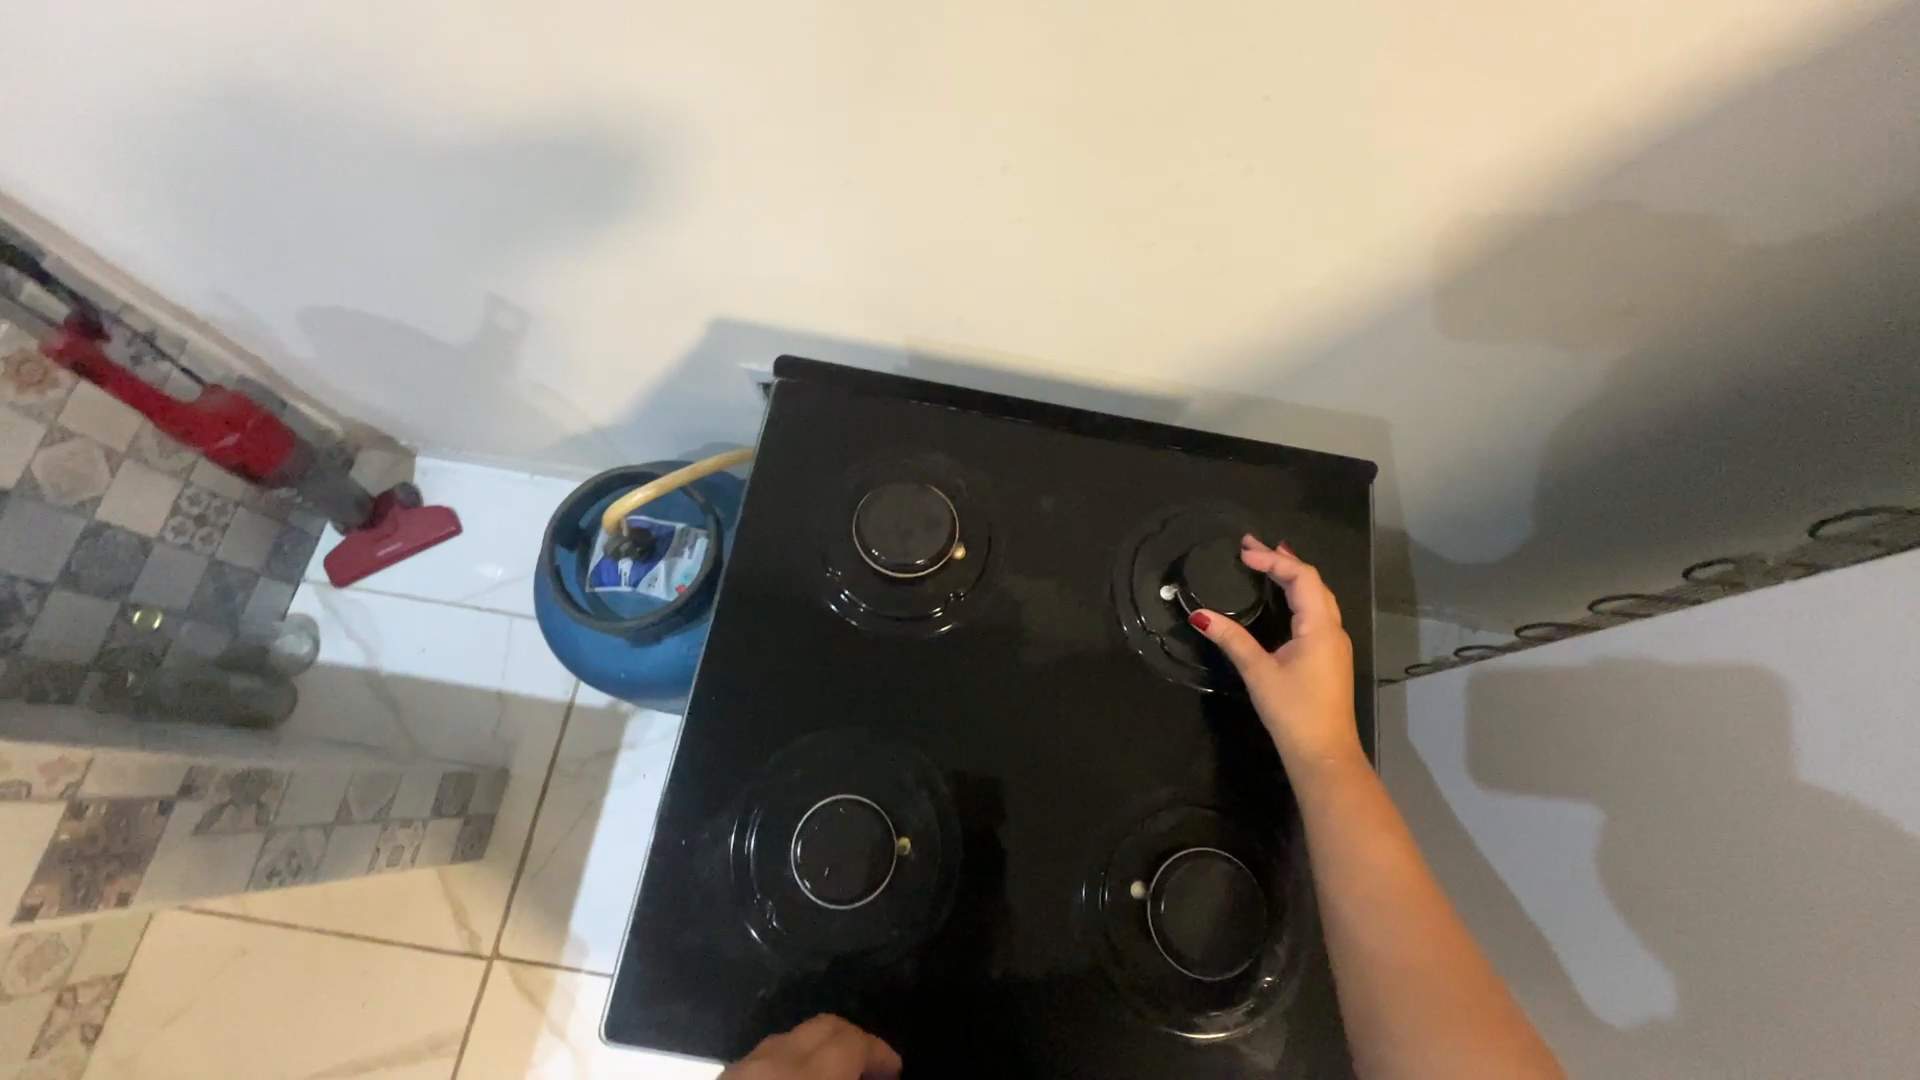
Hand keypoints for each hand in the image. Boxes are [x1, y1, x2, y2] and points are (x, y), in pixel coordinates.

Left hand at [719, 1015, 901, 1079]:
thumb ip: (849, 1073)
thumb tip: (868, 1069)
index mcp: (808, 1074)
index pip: (853, 1043)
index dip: (880, 1052)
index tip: (896, 1070)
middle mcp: (774, 1061)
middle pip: (823, 1026)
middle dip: (853, 1039)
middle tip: (873, 1068)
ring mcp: (741, 1068)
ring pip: (791, 1038)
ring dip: (821, 1049)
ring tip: (838, 1074)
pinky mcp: (723, 1077)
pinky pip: (764, 1057)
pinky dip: (789, 1063)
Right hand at [1186, 536, 1362, 774]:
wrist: (1323, 753)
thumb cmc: (1293, 711)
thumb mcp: (1258, 672)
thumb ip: (1231, 639)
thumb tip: (1200, 615)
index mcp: (1320, 627)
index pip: (1301, 577)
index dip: (1273, 560)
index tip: (1243, 553)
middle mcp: (1332, 629)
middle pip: (1312, 582)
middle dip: (1282, 560)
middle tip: (1250, 546)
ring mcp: (1333, 643)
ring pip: (1317, 597)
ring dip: (1292, 576)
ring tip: (1266, 561)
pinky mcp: (1328, 656)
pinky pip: (1315, 612)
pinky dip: (1297, 595)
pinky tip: (1281, 597)